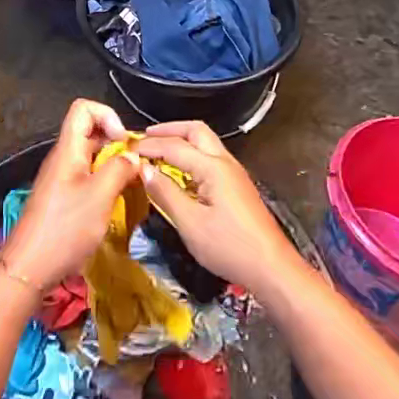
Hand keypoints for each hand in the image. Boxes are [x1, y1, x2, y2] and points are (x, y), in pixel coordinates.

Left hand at [0, 99, 139, 290]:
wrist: (29, 268)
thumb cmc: (64, 229)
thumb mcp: (99, 197)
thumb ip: (119, 170)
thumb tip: (133, 156)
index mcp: (67, 150)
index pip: (83, 108)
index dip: (108, 115)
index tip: (124, 141)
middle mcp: (63, 158)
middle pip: (89, 130)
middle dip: (116, 140)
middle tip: (135, 164)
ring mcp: (61, 177)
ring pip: (91, 154)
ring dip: (113, 162)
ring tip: (130, 182)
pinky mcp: (63, 196)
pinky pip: (87, 175)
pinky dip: (104, 180)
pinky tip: (115, 200)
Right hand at [135, 121, 306, 299]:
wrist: (272, 268)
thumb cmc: (229, 247)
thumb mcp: (190, 223)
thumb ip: (165, 193)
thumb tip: (143, 169)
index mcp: (213, 167)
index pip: (174, 146)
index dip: (148, 145)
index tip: (126, 149)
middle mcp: (225, 162)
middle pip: (196, 131)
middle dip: (169, 130)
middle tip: (145, 138)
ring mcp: (234, 173)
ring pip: (206, 142)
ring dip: (181, 140)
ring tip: (158, 150)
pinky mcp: (237, 186)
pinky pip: (210, 157)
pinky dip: (191, 154)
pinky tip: (179, 170)